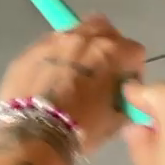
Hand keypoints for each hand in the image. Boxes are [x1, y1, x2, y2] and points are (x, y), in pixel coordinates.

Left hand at [0, 16, 145, 157]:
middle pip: (104, 28)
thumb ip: (125, 100)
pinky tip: (50, 79)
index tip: (124, 85)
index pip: (135, 50)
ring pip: (75, 32)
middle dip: (107, 46)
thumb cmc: (81, 129)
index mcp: (111, 53)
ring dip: (80, 49)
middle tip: (101, 71)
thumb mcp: (115, 120)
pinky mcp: (29, 50)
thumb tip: (123, 96)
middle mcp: (84, 38)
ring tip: (73, 74)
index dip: (133, 69)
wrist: (32, 136)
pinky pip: (49, 46)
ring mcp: (54, 41)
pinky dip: (55, 58)